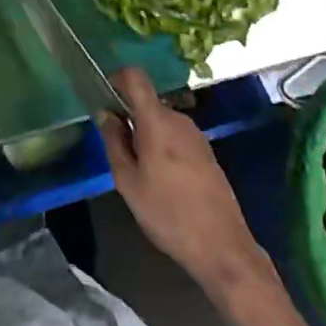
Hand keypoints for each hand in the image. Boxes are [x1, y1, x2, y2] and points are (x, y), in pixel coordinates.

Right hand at [100, 67, 268, 290]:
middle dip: (128, 118)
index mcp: (157, 121)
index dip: (117, 78)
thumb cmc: (168, 214)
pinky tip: (162, 180)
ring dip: (145, 135)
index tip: (104, 96)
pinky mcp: (206, 152)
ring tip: (139, 172)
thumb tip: (105, 114)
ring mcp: (196, 135)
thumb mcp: (128, 182)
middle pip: (147, 104)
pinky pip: (176, 136)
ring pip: (161, 122)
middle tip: (117, 151)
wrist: (222, 247)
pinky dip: (162, 146)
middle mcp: (179, 119)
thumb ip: (114, 142)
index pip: (136, 77)